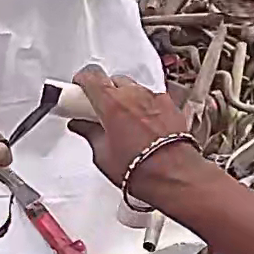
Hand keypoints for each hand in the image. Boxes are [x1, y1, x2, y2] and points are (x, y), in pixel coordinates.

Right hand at [66, 67, 204, 203]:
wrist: (175, 176)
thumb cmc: (142, 169)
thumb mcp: (103, 155)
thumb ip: (90, 134)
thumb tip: (82, 127)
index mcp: (112, 103)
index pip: (91, 77)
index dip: (82, 80)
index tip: (78, 87)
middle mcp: (134, 95)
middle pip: (113, 81)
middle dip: (105, 91)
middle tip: (99, 109)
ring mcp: (154, 99)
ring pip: (135, 88)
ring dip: (126, 99)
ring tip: (123, 120)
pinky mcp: (171, 106)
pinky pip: (153, 99)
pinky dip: (145, 107)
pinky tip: (144, 125)